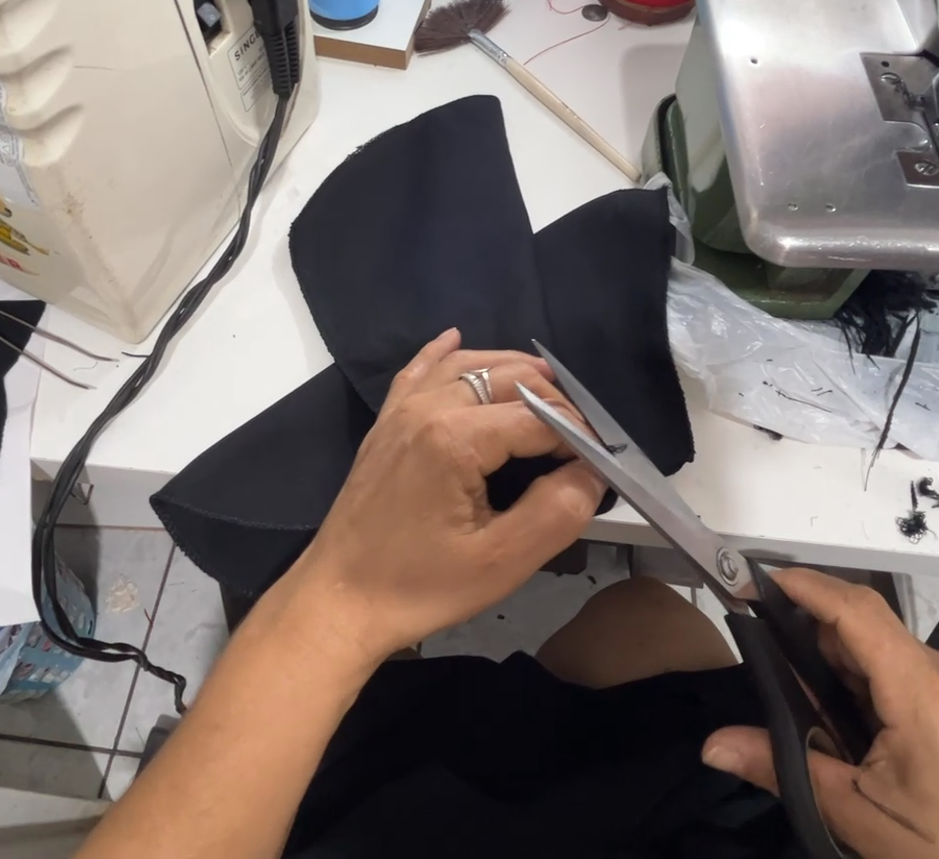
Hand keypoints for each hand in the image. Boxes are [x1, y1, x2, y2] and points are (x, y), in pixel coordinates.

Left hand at [267, 329, 603, 664]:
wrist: (338, 600)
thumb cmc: (420, 586)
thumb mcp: (502, 562)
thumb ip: (558, 511)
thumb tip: (590, 470)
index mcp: (456, 438)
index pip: (538, 415)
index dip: (578, 434)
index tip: (600, 460)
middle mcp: (427, 408)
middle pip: (506, 378)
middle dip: (552, 398)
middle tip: (580, 434)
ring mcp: (401, 411)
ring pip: (464, 364)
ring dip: (509, 369)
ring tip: (547, 384)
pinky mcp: (385, 423)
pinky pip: (418, 371)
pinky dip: (444, 354)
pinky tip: (456, 339)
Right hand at [700, 569, 938, 858]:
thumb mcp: (865, 821)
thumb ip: (786, 769)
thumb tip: (714, 744)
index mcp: (926, 696)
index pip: (856, 610)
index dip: (805, 586)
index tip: (758, 581)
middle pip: (868, 633)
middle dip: (820, 653)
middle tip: (798, 704)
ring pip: (893, 656)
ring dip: (854, 677)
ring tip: (844, 738)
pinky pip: (923, 677)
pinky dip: (886, 692)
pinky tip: (882, 746)